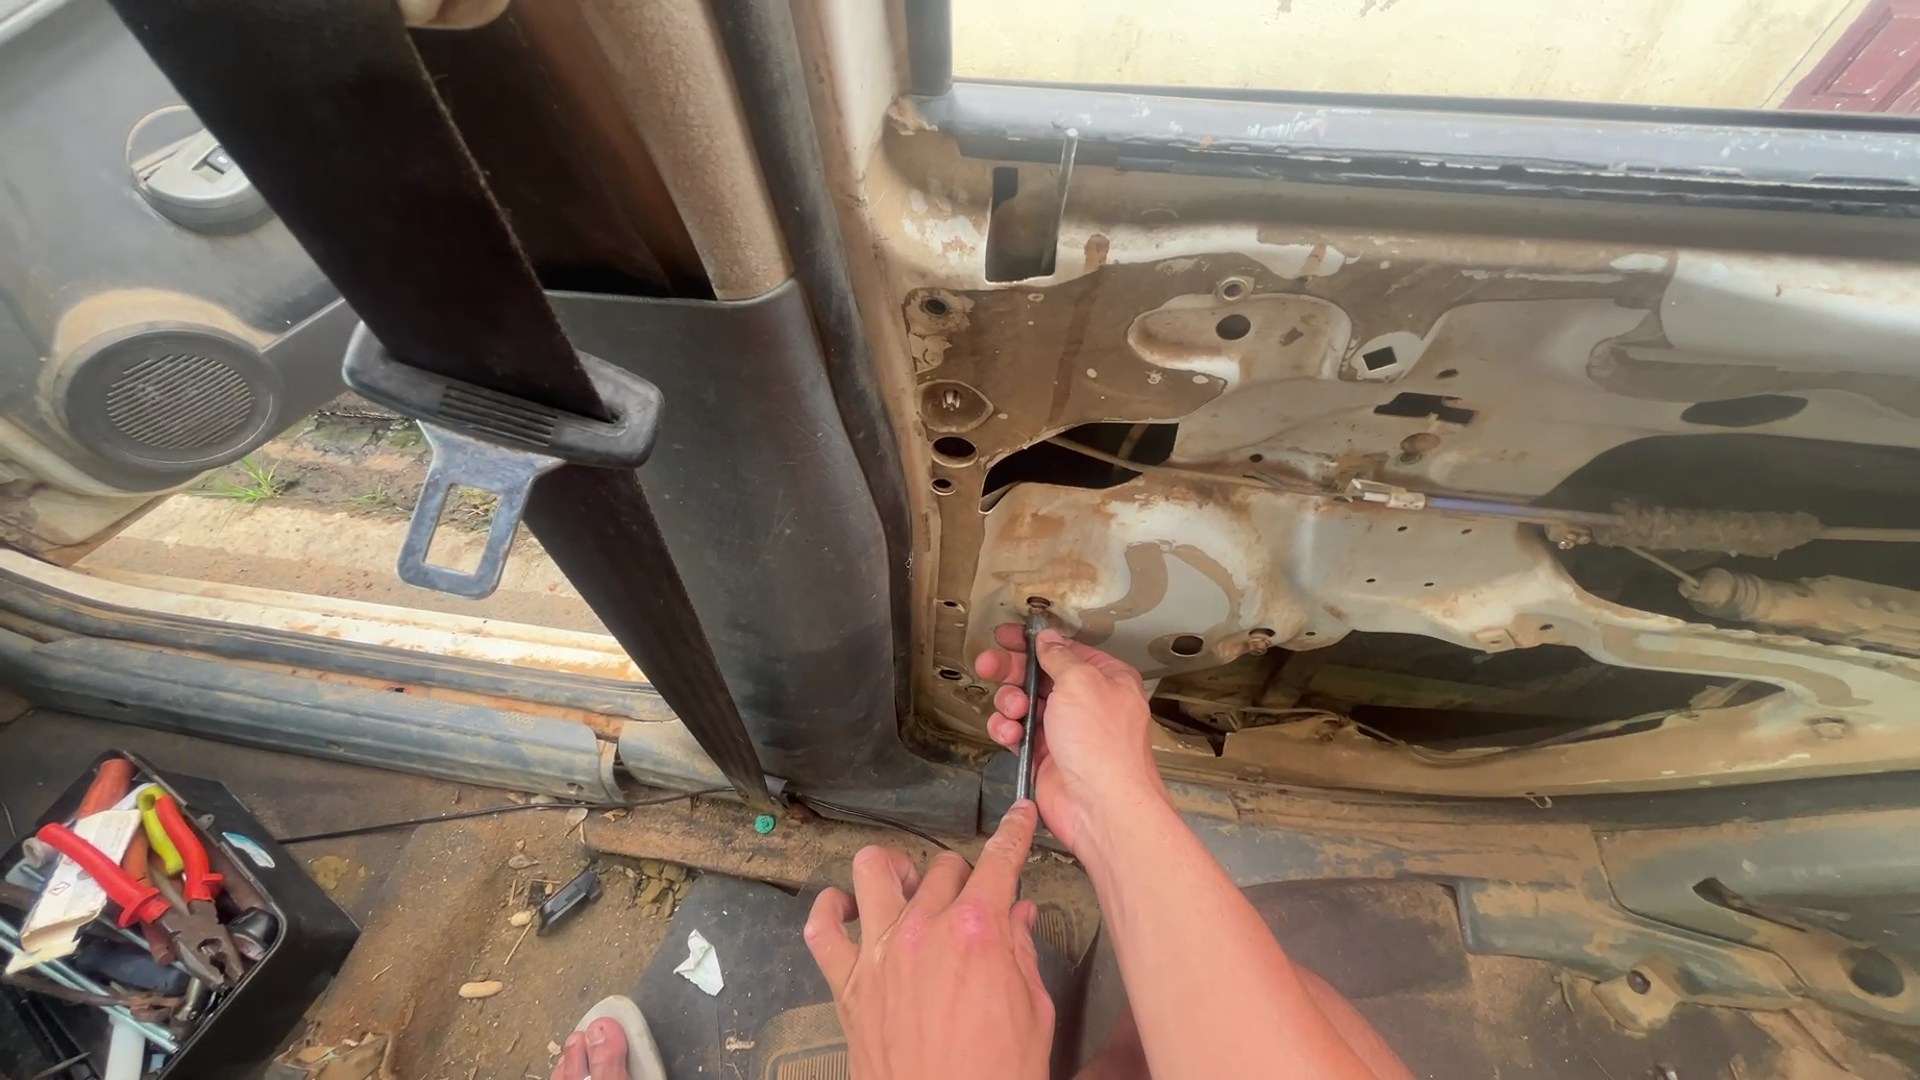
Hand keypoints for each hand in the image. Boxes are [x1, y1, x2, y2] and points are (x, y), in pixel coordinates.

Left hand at [804, 803, 1053, 1079]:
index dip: (1014, 831)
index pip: (1000, 860)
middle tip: (971, 903)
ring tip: (911, 892)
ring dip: (897, 872)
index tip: (1020, 812)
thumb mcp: (1034, 1012)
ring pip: (873, 870)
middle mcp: (923, 927)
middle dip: (962, 877)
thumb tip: (1019, 914)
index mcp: (977, 930)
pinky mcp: (847, 984)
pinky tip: (849, 911)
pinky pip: (821, 928)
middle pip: (942, 866)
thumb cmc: (999, 1077)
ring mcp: (878, 952)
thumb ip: (1022, 951)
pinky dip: (832, 911)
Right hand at [974, 626, 1167, 856]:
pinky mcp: (1043, 754)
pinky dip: (1008, 730)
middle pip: (1037, 674)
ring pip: (1022, 702)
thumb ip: (1059, 657)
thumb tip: (1048, 640)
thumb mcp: (1081, 682)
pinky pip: (1015, 732)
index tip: (1007, 637)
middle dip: (1011, 669)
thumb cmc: (1104, 748)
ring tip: (1014, 709)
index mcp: (1104, 679)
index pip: (1063, 649)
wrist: (1100, 807)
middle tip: (989, 665)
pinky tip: (1011, 734)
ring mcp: (1063, 729)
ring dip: (1010, 702)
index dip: (1033, 642)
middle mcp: (1085, 702)